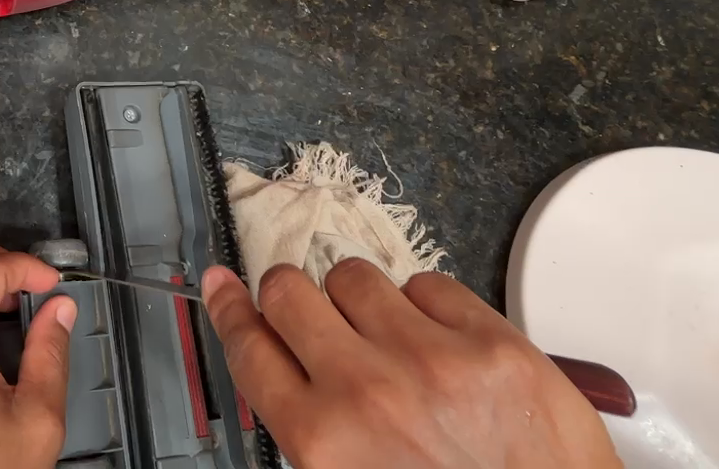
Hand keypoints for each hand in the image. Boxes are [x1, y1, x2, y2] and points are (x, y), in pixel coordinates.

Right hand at [202, 259, 620, 468]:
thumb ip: (307, 432)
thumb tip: (277, 363)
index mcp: (323, 444)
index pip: (250, 347)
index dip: (229, 308)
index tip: (221, 282)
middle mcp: (365, 392)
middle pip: (287, 289)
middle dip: (294, 298)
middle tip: (318, 318)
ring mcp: (432, 362)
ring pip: (353, 275)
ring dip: (362, 303)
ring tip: (394, 344)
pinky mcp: (497, 346)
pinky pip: (428, 283)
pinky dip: (429, 309)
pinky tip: (448, 350)